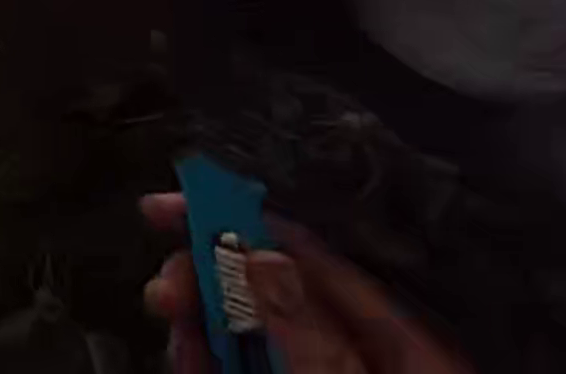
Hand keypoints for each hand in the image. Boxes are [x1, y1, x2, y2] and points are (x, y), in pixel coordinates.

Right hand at [141, 193, 473, 373]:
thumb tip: (260, 254)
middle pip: (262, 287)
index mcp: (401, 352)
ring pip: (241, 323)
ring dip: (196, 321)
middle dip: (201, 280)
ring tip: (176, 336)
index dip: (231, 219)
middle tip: (164, 291)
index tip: (168, 207)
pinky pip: (236, 360)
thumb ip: (310, 333)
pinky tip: (187, 357)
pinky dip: (203, 353)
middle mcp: (358, 357)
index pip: (305, 255)